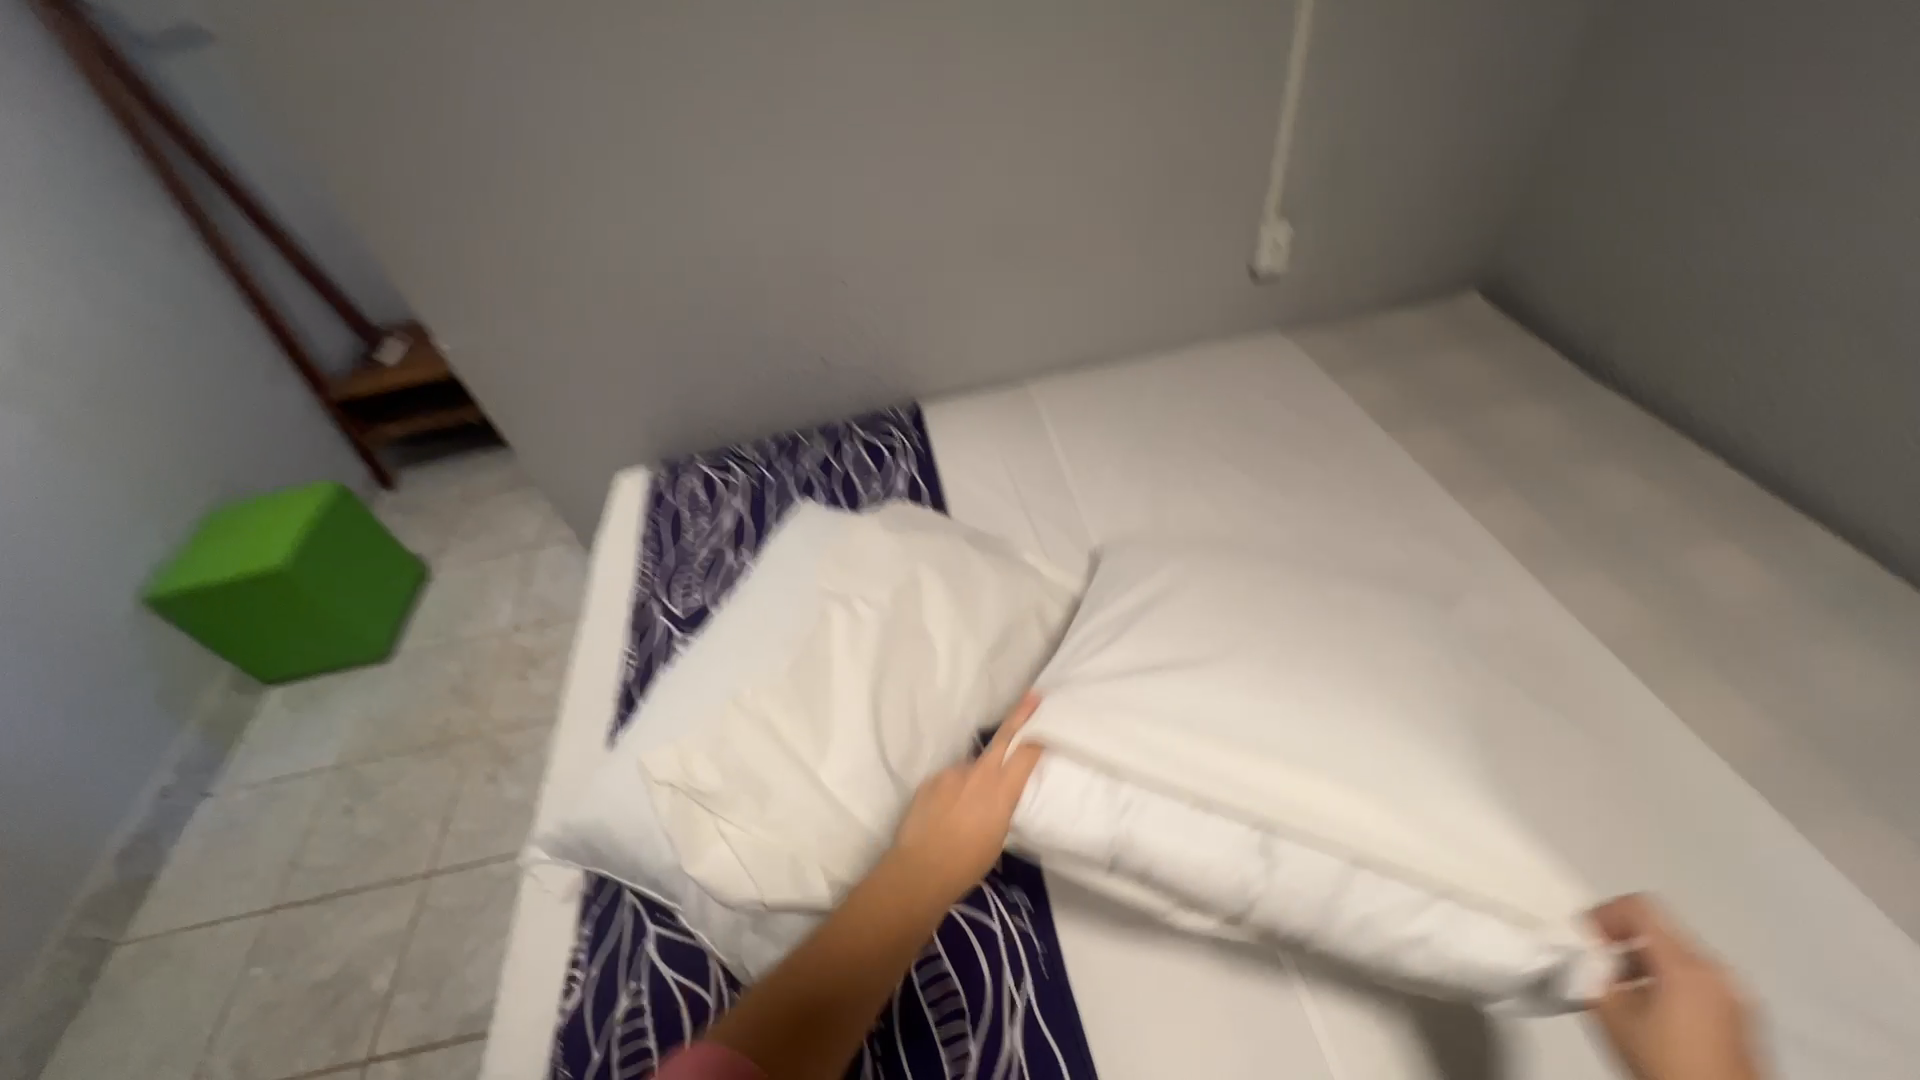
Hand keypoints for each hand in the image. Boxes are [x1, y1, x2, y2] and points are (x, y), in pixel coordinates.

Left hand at [885, 692, 1044, 905]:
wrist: (921, 869)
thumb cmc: (968, 863)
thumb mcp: (999, 836)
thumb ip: (1001, 805)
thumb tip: (998, 793)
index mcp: (1002, 790)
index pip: (1026, 754)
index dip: (1039, 738)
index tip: (1047, 722)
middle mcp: (978, 773)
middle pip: (1004, 738)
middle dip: (1020, 716)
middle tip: (1032, 696)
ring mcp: (952, 773)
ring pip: (972, 768)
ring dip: (976, 778)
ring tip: (968, 808)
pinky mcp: (931, 780)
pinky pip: (950, 780)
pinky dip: (954, 789)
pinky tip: (947, 812)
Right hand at [1586, 894, 1763, 1079]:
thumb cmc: (1664, 1062)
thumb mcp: (1611, 1016)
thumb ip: (1592, 973)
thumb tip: (1587, 953)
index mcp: (1687, 966)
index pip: (1639, 907)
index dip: (1604, 913)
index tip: (1586, 940)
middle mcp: (1717, 971)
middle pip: (1659, 931)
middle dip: (1622, 942)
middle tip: (1598, 968)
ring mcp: (1736, 994)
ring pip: (1677, 955)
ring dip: (1644, 963)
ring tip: (1623, 995)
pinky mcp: (1742, 1015)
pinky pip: (1696, 978)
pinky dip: (1667, 980)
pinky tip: (1653, 1014)